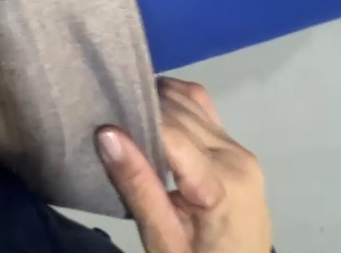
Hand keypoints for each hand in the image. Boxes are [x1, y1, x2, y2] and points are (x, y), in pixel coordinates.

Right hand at [97, 78, 272, 252]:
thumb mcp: (164, 244)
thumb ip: (138, 187)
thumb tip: (107, 132)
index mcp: (222, 183)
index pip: (170, 130)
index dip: (133, 120)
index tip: (101, 122)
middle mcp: (236, 155)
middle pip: (178, 112)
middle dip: (142, 111)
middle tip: (108, 122)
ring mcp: (240, 149)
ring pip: (189, 101)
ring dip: (157, 103)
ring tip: (128, 122)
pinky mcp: (237, 149)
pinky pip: (202, 107)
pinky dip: (175, 104)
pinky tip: (155, 118)